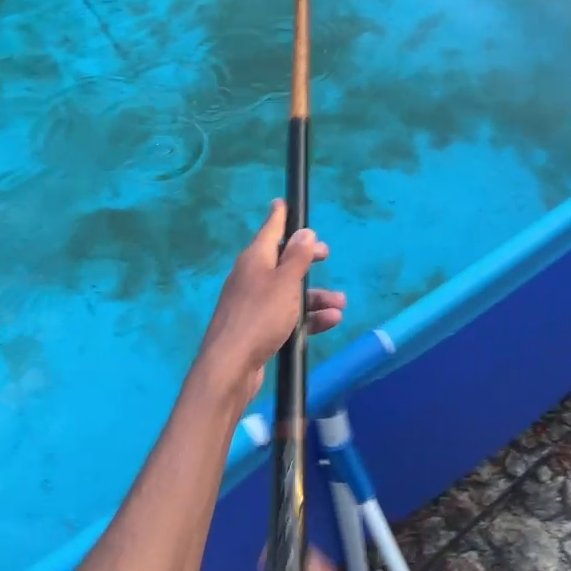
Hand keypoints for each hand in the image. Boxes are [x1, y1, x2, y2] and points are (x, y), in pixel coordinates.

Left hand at [198, 200, 345, 403]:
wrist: (230, 368)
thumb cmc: (260, 317)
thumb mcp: (285, 283)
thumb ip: (298, 256)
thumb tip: (305, 231)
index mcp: (255, 260)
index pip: (270, 230)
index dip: (280, 216)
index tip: (283, 202)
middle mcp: (252, 277)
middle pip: (282, 260)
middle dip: (306, 258)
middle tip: (326, 254)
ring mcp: (254, 303)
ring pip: (289, 291)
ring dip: (315, 295)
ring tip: (339, 303)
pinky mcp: (258, 327)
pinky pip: (287, 314)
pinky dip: (307, 316)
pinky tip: (329, 321)